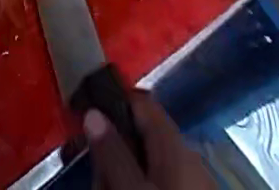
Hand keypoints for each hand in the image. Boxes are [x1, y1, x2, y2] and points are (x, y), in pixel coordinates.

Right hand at [85, 90, 216, 189]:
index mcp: (175, 147)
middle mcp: (188, 160)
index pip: (141, 102)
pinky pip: (159, 184)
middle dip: (112, 148)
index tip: (84, 108)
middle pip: (142, 135)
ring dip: (121, 174)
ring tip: (105, 188)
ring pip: (148, 165)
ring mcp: (194, 185)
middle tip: (90, 168)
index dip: (112, 98)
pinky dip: (137, 186)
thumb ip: (111, 152)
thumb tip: (93, 114)